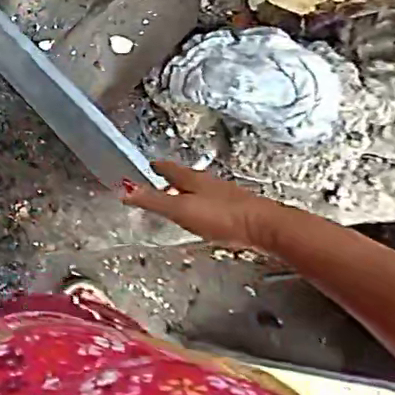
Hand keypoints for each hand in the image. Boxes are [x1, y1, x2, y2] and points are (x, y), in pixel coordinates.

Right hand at [121, 161, 286, 250]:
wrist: (272, 229)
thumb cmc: (222, 217)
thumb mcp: (180, 210)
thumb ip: (152, 201)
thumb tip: (123, 190)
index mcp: (192, 179)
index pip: (170, 168)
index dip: (158, 166)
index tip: (150, 164)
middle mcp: (210, 183)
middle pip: (187, 177)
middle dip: (173, 178)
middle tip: (162, 181)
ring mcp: (229, 196)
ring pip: (203, 189)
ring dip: (190, 192)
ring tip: (181, 198)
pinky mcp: (243, 210)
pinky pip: (217, 202)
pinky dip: (206, 205)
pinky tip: (207, 215)